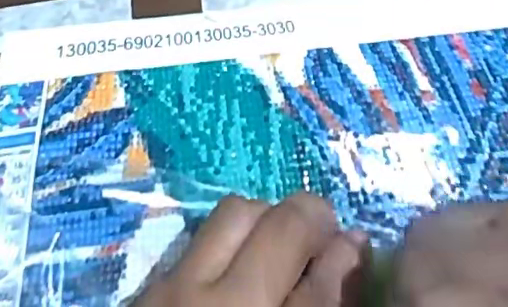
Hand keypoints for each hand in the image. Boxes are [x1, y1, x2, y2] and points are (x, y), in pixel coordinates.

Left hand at [136, 194, 368, 306]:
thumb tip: (346, 260)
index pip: (320, 293)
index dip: (345, 260)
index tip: (356, 243)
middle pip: (281, 230)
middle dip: (312, 220)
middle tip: (326, 234)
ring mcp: (179, 294)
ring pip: (236, 213)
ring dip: (269, 219)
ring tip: (283, 243)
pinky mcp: (151, 289)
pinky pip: (201, 236)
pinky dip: (231, 237)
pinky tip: (243, 258)